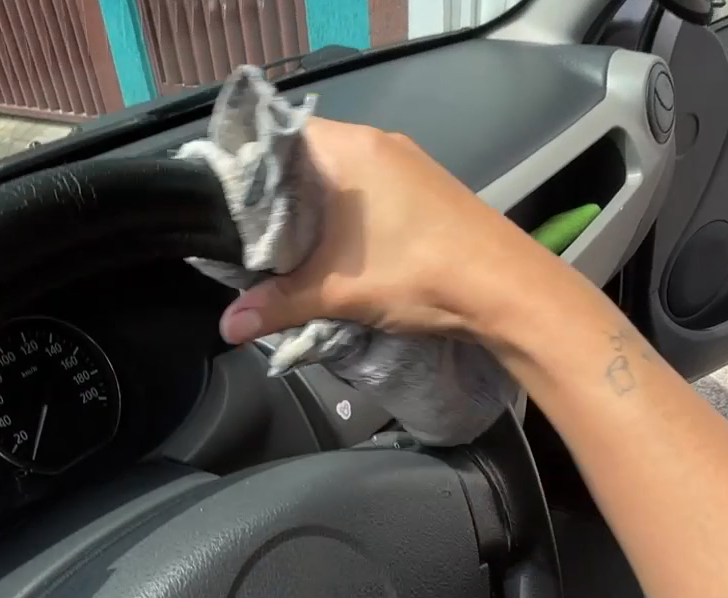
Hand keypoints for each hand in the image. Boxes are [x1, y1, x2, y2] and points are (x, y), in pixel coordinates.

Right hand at [217, 118, 567, 349]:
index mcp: (349, 148)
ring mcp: (404, 165)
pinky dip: (342, 220)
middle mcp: (376, 144)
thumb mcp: (337, 292)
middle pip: (305, 162)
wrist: (502, 289)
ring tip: (287, 252)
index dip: (247, 172)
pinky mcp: (422, 191)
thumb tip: (228, 327)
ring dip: (312, 214)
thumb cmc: (416, 273)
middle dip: (277, 202)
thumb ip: (277, 307)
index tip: (226, 209)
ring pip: (336, 181)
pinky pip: (365, 195)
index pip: (277, 140)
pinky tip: (335, 252)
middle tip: (250, 240)